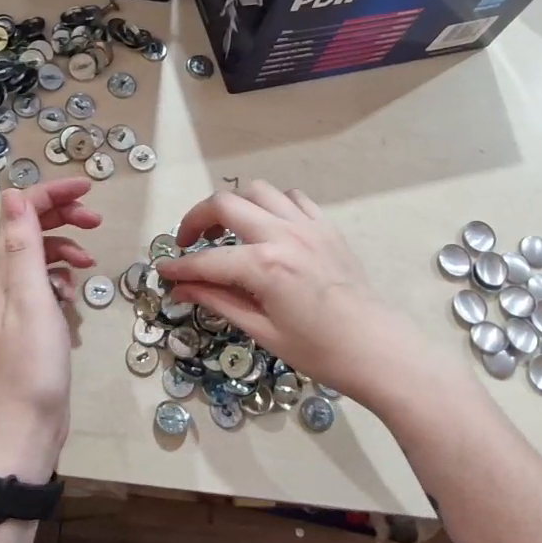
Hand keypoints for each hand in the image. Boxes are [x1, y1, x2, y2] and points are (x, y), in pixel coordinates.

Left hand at [0, 179, 100, 482]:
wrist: (29, 424)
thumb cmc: (34, 363)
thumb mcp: (32, 299)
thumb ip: (23, 247)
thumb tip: (12, 193)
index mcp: (6, 271)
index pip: (21, 213)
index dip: (52, 193)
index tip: (89, 188)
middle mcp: (9, 281)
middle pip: (31, 230)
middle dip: (63, 215)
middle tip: (97, 220)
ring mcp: (21, 303)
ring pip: (42, 257)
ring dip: (66, 248)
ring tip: (90, 261)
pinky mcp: (35, 324)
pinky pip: (49, 286)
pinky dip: (64, 279)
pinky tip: (75, 295)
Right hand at [156, 181, 436, 410]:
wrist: (378, 349)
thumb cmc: (319, 351)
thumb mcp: (263, 331)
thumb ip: (220, 301)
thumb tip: (183, 289)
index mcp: (265, 266)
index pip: (208, 260)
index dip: (180, 266)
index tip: (163, 271)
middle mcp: (283, 234)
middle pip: (225, 204)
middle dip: (197, 219)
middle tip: (189, 242)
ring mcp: (307, 225)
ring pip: (258, 191)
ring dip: (235, 206)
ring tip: (228, 231)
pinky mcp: (326, 226)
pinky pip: (292, 198)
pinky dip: (272, 205)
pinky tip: (268, 228)